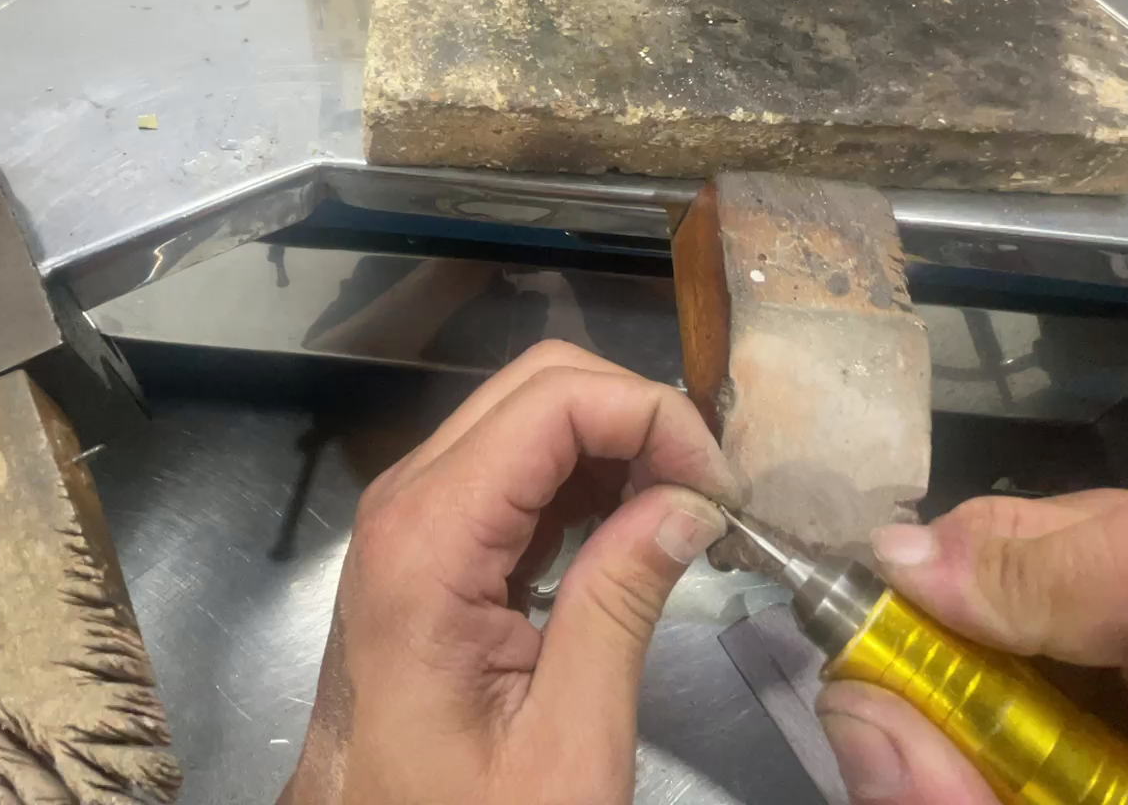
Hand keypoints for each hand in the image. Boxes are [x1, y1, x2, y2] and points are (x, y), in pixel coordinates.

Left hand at [279, 341, 743, 804]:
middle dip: (634, 415)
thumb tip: (690, 500)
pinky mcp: (432, 523)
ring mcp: (415, 502)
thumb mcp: (563, 744)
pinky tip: (627, 520)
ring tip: (678, 507)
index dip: (648, 415)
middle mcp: (409, 493)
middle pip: (538, 383)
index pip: (551, 401)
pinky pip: (516, 458)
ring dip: (614, 439)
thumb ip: (622, 604)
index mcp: (430, 536)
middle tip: (704, 491)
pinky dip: (583, 470)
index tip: (717, 484)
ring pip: (529, 409)